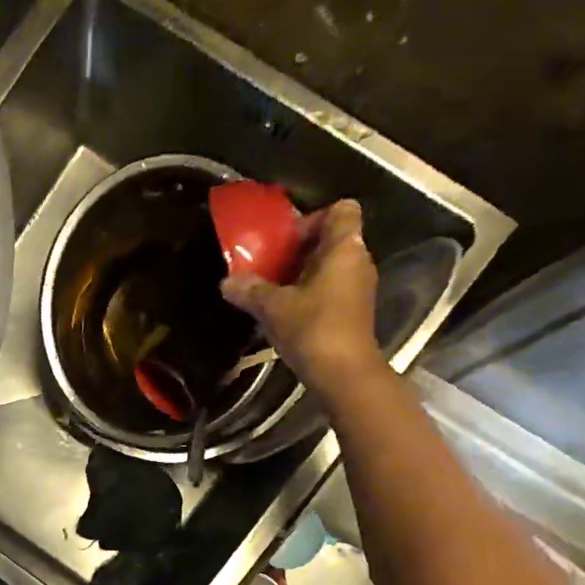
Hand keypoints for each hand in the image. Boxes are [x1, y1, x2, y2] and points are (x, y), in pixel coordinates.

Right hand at [220, 200, 383, 393]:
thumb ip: (250, 290)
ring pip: (330, 267)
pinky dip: (310, 294)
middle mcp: (358, 261)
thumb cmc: (313, 329)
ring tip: (273, 291)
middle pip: (331, 239)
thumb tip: (226, 282)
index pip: (341, 209)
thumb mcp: (273, 308)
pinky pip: (331, 289)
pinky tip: (286, 312)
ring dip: (302, 274)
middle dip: (299, 250)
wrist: (344, 374)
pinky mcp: (354, 311)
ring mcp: (358, 288)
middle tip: (270, 266)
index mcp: (344, 248)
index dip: (313, 219)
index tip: (287, 241)